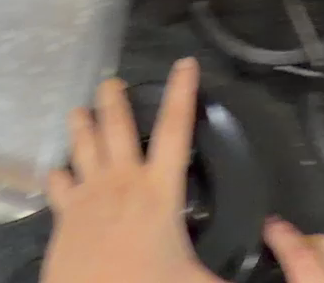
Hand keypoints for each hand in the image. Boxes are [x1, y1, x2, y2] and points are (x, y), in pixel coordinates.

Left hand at [40, 58, 215, 282]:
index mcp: (158, 190)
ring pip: (81, 141)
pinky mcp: (64, 213)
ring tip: (81, 109)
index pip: (175, 129)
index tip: (185, 63)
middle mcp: (121, 181)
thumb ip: (227, 272)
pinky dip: (58, 171)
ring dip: (81, 122)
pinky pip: (57, 180)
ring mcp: (88, 193)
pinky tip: (58, 169)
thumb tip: (266, 256)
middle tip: (111, 81)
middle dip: (113, 96)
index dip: (181, 92)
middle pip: (116, 123)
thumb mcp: (200, 282)